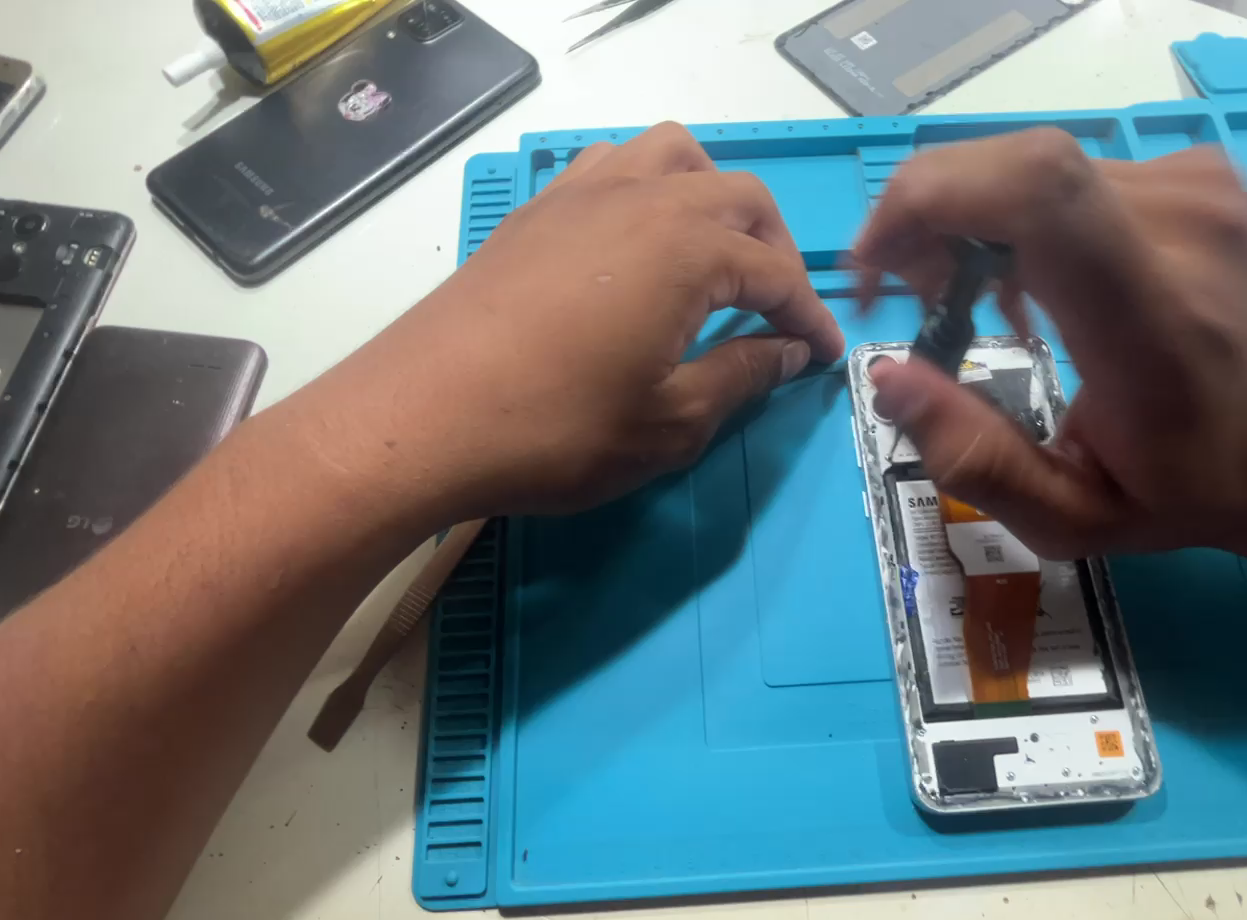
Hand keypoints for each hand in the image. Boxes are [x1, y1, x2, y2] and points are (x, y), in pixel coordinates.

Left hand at [306, 123, 843, 523]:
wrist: (420, 421)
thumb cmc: (558, 432)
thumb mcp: (670, 422)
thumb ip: (742, 377)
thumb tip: (789, 352)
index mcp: (686, 247)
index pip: (774, 272)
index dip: (809, 316)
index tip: (826, 355)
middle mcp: (640, 198)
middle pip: (736, 197)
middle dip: (773, 251)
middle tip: (777, 313)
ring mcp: (579, 195)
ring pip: (673, 160)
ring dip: (712, 203)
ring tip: (713, 262)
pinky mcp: (535, 214)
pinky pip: (612, 170)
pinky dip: (648, 195)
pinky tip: (637, 251)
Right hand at [852, 131, 1246, 559]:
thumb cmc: (1195, 493)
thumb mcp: (1070, 520)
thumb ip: (974, 459)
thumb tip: (886, 375)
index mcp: (1153, 317)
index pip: (1035, 192)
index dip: (926, 205)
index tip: (876, 274)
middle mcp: (1182, 223)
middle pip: (1013, 166)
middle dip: (927, 224)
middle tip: (914, 307)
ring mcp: (1197, 187)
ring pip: (1026, 167)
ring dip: (962, 227)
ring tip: (962, 308)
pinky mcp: (1192, 177)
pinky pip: (1060, 177)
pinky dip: (1005, 222)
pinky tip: (1014, 287)